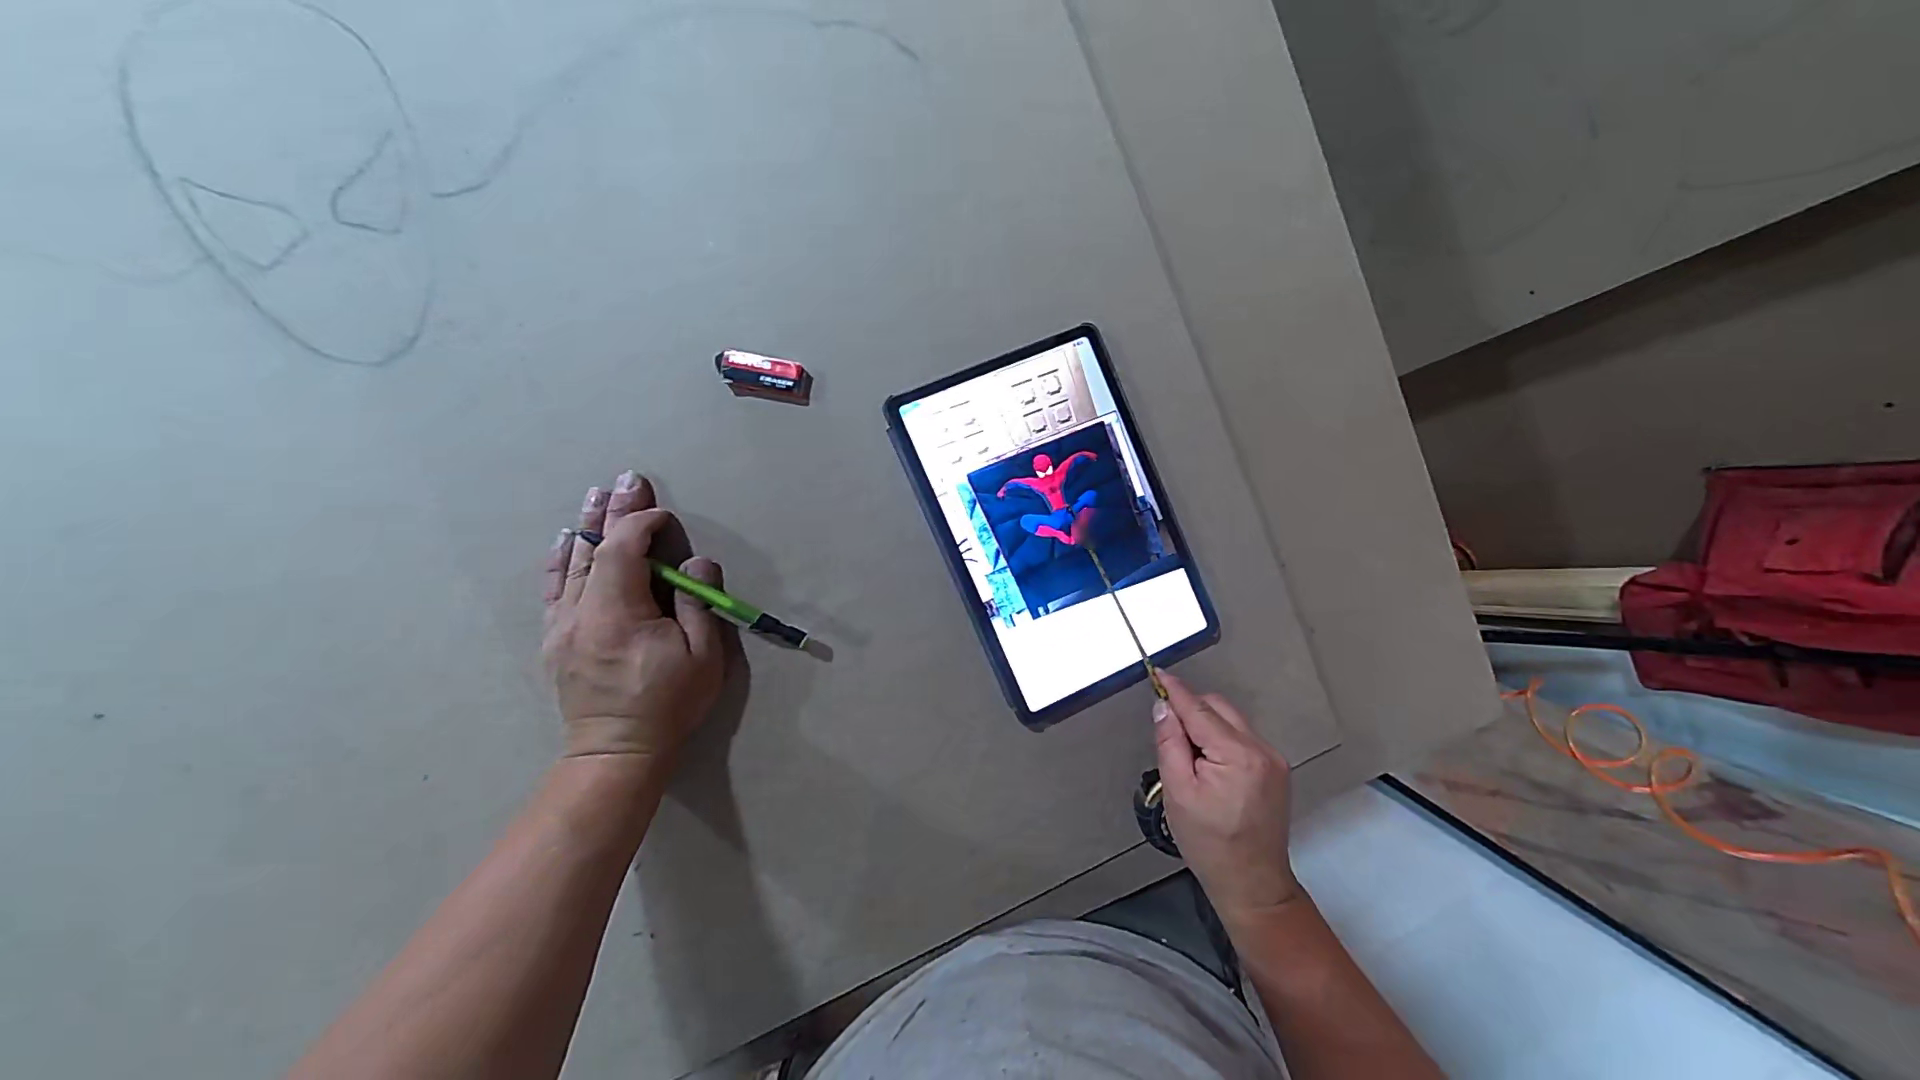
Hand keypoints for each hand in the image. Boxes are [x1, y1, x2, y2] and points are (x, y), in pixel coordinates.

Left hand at [541, 471, 730, 759]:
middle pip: (595, 549)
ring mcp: (562, 625)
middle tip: (628, 479)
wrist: (615, 753)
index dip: (642, 524)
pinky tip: (567, 538)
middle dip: (614, 512)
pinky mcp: (556, 639)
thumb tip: (695, 564)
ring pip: (572, 564)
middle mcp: (581, 612)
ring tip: (598, 494)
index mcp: (618, 614)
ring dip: (588, 526)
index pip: (623, 551)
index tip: (664, 516)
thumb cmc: (667, 705)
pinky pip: (554, 588)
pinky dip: (562, 559)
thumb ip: (698, 605)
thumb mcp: (702, 658)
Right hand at [1152, 673, 1303, 923]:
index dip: (1175, 691)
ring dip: (1206, 725)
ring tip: (1188, 758)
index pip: (1199, 710)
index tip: (1158, 674)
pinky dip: (1220, 739)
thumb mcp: (1177, 792)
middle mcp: (1262, 751)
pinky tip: (1207, 765)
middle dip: (1190, 710)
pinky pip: (1242, 738)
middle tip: (1166, 731)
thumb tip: (1164, 709)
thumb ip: (1170, 743)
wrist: (1252, 883)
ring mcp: (1273, 760)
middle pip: (1218, 708)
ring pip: (1231, 721)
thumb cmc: (1210, 844)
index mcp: (1237, 756)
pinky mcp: (1275, 770)